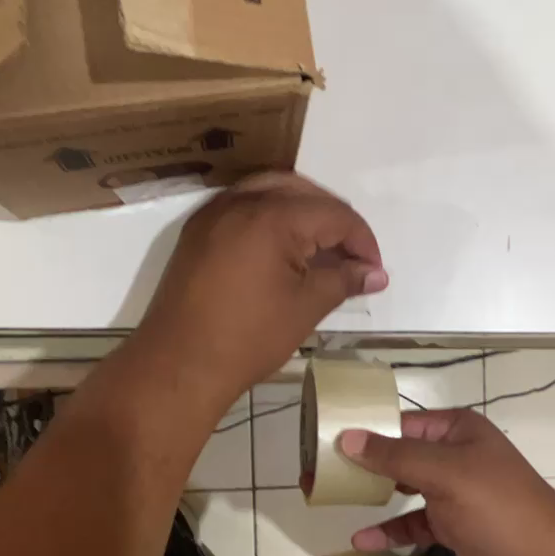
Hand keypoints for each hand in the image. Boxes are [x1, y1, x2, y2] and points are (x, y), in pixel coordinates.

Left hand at [131, 173, 385, 405]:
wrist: (179, 364)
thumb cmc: (248, 339)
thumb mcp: (305, 308)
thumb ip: (343, 281)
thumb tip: (375, 274)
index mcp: (273, 217)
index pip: (334, 214)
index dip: (362, 240)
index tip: (374, 271)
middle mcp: (241, 201)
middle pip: (303, 193)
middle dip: (334, 221)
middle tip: (352, 259)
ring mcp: (214, 213)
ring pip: (271, 191)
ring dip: (303, 213)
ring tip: (321, 251)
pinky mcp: (198, 231)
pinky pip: (243, 206)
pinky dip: (271, 217)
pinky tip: (283, 249)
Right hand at [339, 410, 554, 555]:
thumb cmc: (497, 504)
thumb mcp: (445, 472)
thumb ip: (395, 456)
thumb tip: (348, 438)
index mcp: (457, 430)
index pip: (403, 423)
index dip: (366, 430)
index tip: (326, 440)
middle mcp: (454, 455)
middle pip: (399, 454)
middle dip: (362, 465)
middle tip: (318, 471)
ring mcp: (452, 491)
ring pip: (402, 488)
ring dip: (372, 495)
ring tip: (330, 498)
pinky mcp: (451, 524)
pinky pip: (412, 522)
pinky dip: (390, 529)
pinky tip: (362, 540)